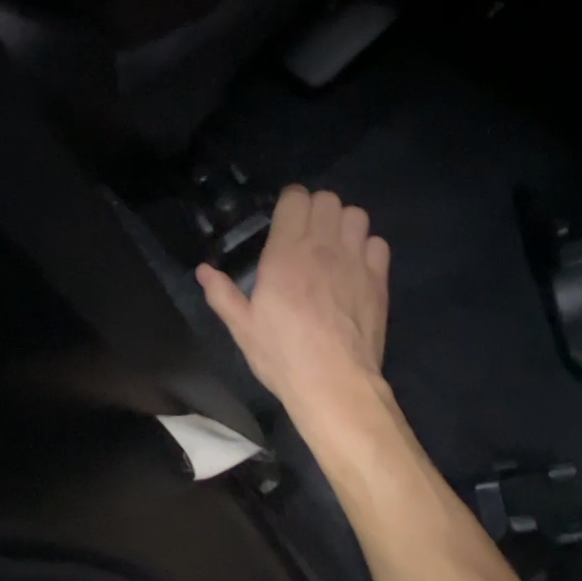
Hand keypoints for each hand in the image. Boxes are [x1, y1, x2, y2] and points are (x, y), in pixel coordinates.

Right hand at [195, 186, 391, 420]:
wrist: (334, 382)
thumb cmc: (283, 357)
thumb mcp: (243, 329)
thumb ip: (222, 294)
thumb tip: (203, 270)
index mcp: (285, 254)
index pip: (295, 198)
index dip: (290, 204)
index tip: (285, 221)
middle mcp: (322, 247)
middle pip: (327, 200)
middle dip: (316, 210)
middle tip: (308, 236)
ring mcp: (354, 261)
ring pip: (356, 215)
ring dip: (344, 225)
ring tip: (335, 248)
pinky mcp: (378, 280)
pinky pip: (378, 243)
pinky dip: (368, 248)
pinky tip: (357, 268)